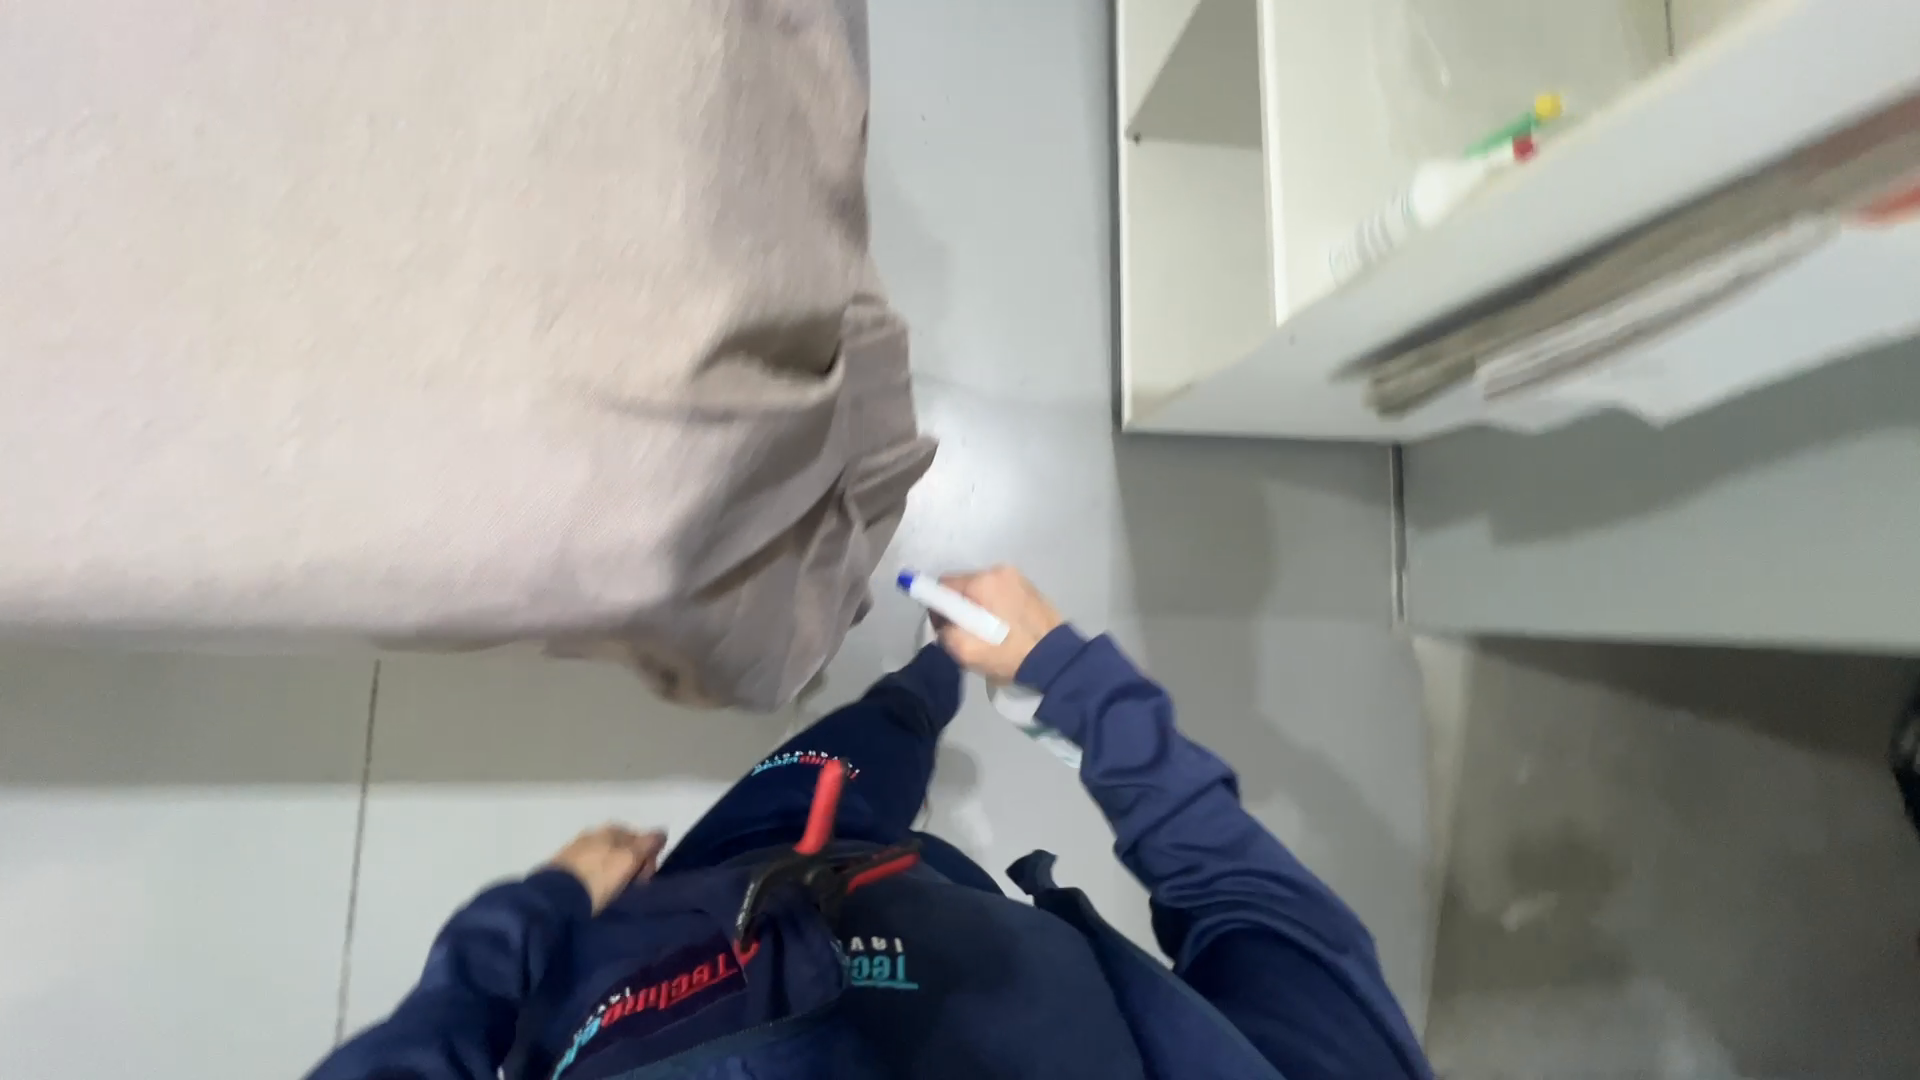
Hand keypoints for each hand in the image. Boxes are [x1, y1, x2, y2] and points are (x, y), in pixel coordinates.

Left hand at [547, 824, 667, 913]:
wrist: (551, 899)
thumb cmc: (597, 878)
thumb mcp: (630, 860)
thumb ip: (649, 843)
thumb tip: (663, 833)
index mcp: (614, 828)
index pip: (644, 839)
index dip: (648, 860)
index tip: (643, 881)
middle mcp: (595, 833)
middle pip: (625, 849)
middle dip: (630, 866)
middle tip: (628, 889)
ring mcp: (575, 849)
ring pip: (606, 860)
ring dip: (611, 874)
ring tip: (608, 895)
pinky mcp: (559, 868)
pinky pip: (588, 871)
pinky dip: (593, 880)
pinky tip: (590, 894)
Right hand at [935, 565, 1065, 683]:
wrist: (1057, 660)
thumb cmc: (1011, 654)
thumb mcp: (968, 652)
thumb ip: (945, 632)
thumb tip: (945, 622)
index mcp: (983, 581)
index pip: (943, 585)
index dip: (938, 607)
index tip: (945, 627)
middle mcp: (999, 570)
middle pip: (963, 586)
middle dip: (959, 608)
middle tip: (968, 635)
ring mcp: (1016, 577)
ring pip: (981, 590)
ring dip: (977, 608)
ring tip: (988, 634)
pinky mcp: (1028, 587)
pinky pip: (998, 593)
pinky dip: (993, 607)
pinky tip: (1002, 628)